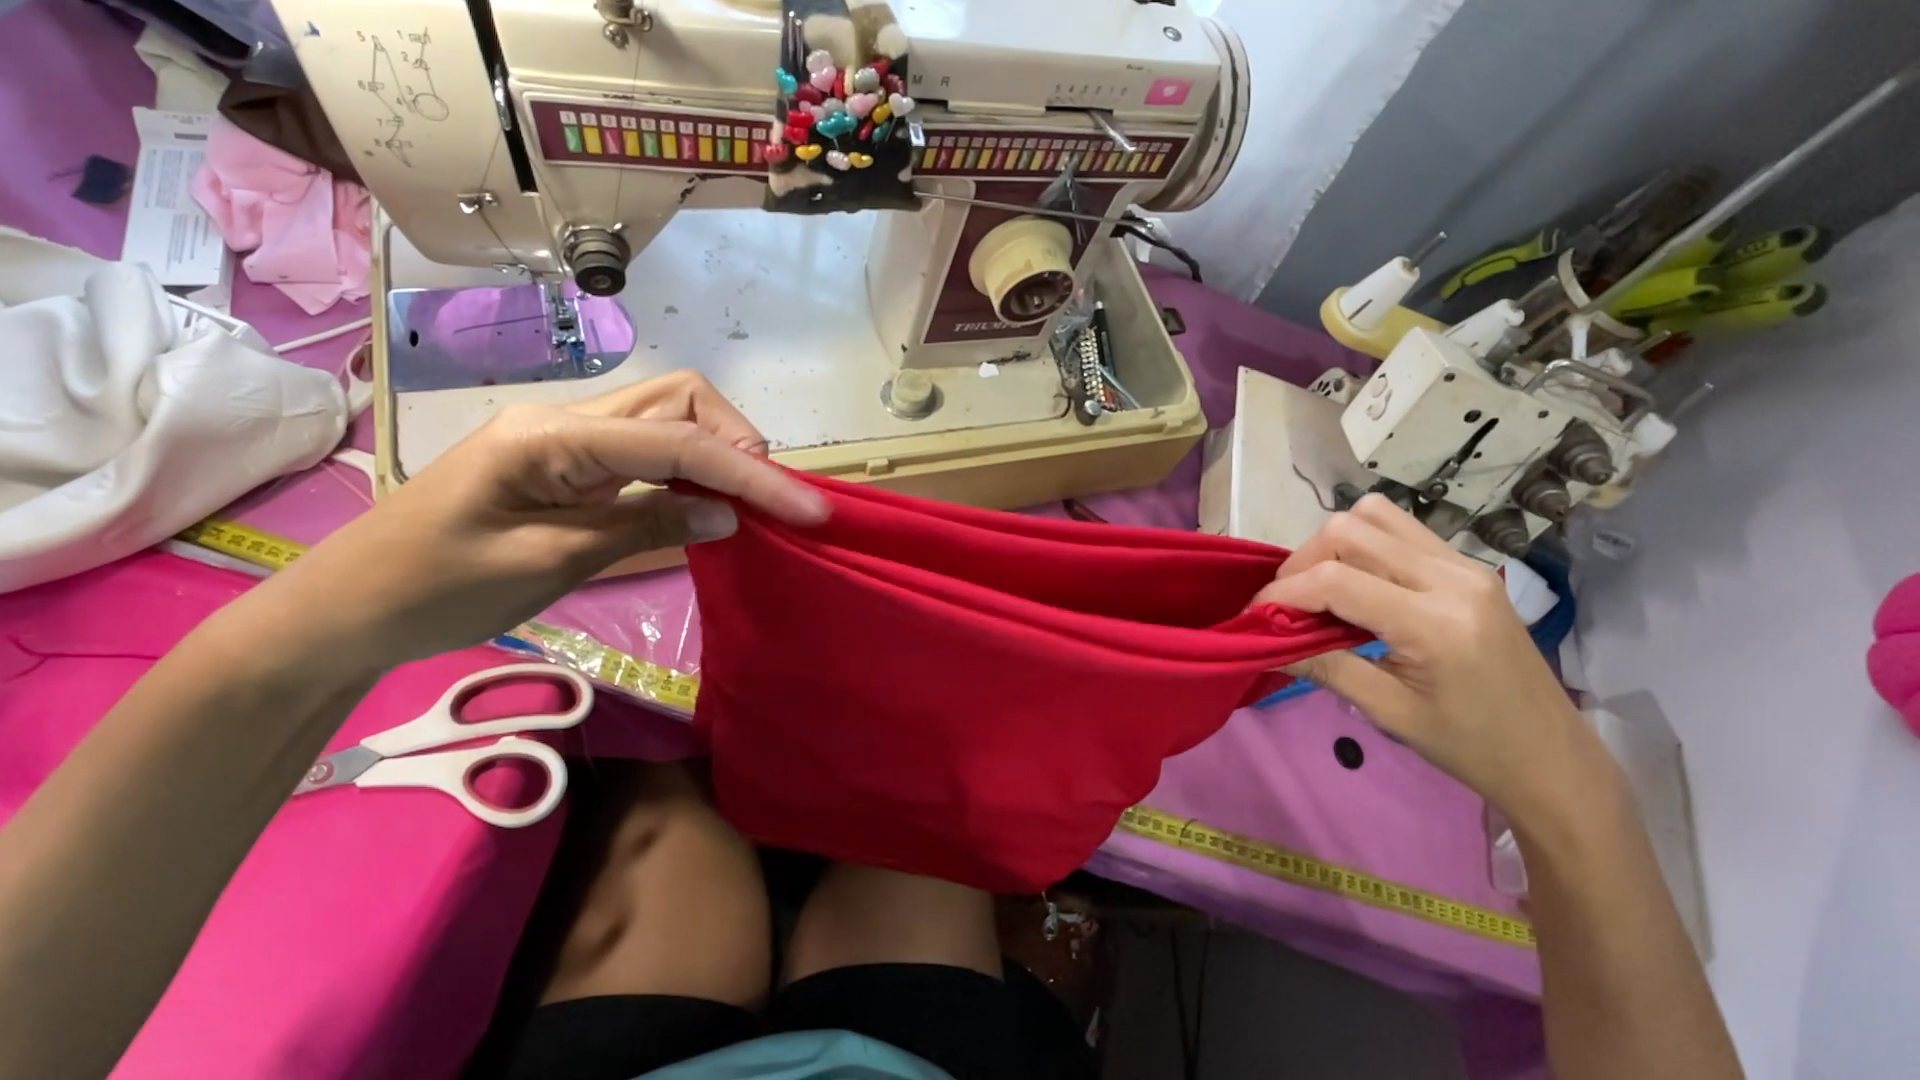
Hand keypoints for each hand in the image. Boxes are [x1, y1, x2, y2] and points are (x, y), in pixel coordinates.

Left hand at [267, 371, 827, 665]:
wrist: (346, 610)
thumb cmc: (434, 590)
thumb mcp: (546, 563)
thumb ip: (640, 526)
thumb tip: (726, 512)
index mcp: (552, 436)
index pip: (677, 441)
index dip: (750, 472)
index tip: (808, 508)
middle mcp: (564, 419)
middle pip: (677, 399)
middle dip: (737, 441)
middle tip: (772, 502)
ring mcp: (564, 440)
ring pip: (664, 418)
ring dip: (717, 452)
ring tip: (752, 504)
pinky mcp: (565, 466)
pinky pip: (643, 452)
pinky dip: (687, 471)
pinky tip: (705, 504)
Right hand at [1255, 496, 1608, 818]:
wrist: (1551, 757)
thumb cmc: (1469, 747)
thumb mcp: (1388, 713)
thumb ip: (1323, 666)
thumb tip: (1265, 641)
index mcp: (1434, 622)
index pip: (1336, 580)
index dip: (1283, 592)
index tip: (1256, 616)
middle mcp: (1452, 577)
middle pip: (1350, 530)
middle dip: (1302, 562)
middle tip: (1286, 604)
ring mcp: (1466, 566)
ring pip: (1375, 515)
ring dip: (1332, 545)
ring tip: (1319, 588)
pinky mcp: (1470, 567)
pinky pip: (1402, 531)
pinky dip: (1364, 546)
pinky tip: (1357, 586)